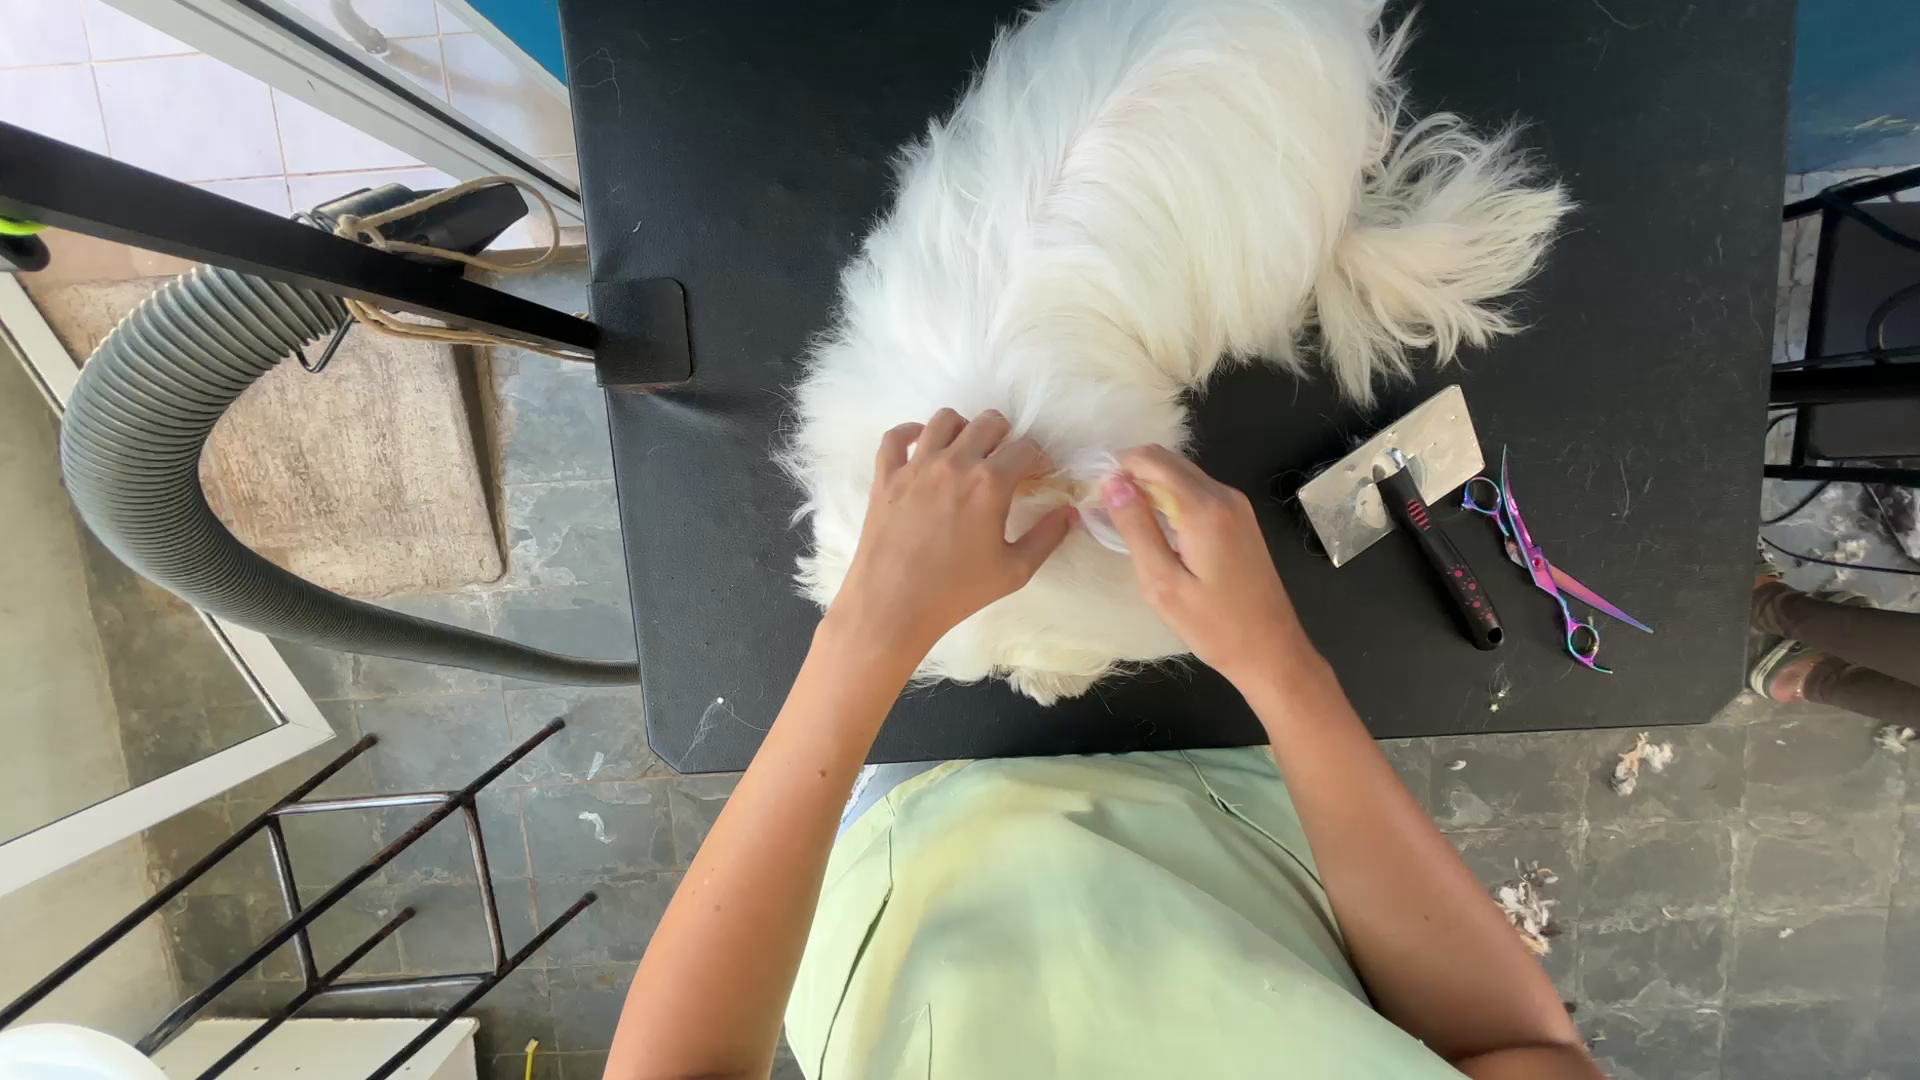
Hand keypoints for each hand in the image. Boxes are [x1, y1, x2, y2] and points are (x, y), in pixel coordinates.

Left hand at [826, 409, 1076, 661]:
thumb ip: (1047, 537)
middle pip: (989, 423)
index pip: (1026, 449)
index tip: (1039, 475)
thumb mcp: (1015, 571)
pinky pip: (896, 436)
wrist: (893, 605)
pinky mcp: (886, 476)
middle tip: (1006, 462)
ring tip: (967, 450)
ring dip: (964, 428)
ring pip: (944, 419)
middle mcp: (954, 462)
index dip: (1040, 459)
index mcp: (990, 483)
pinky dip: (911, 432)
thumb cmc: (957, 591)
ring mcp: (916, 465)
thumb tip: (1069, 513)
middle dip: (1006, 437)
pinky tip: (921, 444)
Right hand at [1102, 445, 1319, 687]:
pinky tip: (1155, 527)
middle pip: (1168, 461)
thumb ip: (1135, 527)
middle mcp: (1225, 496)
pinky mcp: (1240, 519)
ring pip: (1182, 474)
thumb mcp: (1161, 582)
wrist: (1270, 650)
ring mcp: (1237, 505)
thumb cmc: (1212, 625)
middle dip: (1132, 473)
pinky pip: (1196, 492)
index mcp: (1204, 509)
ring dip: (1150, 485)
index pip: (1152, 461)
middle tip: (1104, 506)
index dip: (1118, 467)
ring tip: (1123, 518)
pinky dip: (1170, 498)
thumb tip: (1112, 482)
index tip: (1093, 490)